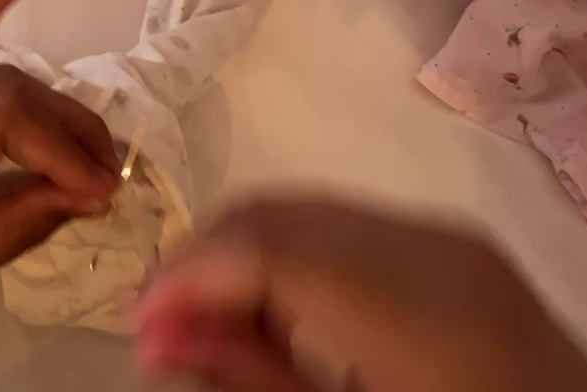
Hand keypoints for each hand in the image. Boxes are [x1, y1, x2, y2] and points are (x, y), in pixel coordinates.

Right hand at [135, 199, 586, 391]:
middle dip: (202, 265)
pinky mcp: (450, 241)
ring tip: (214, 325)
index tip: (136, 323)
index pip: (269, 248)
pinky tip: (279, 315)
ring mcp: (447, 234)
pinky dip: (285, 259)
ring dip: (238, 259)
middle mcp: (435, 244)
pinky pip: (334, 226)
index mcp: (432, 314)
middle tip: (162, 328)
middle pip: (273, 216)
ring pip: (294, 212)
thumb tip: (151, 339)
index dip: (187, 274)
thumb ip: (251, 383)